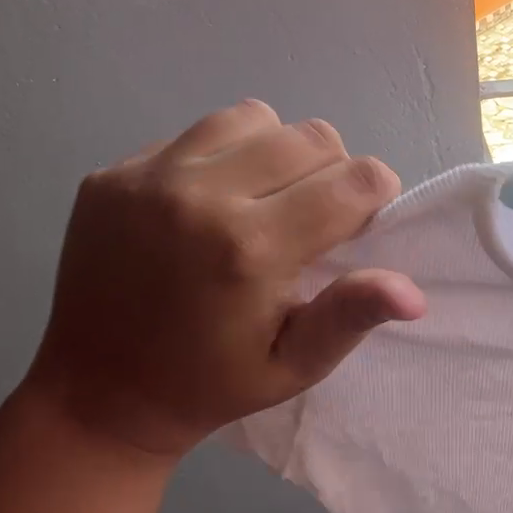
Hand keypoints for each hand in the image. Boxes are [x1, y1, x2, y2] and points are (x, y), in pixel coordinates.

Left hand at [21, 100, 424, 458]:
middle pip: (313, 137)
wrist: (97, 395)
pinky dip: (222, 157)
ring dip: (279, 152)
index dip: (378, 194)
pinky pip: (195, 133)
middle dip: (334, 172)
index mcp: (252, 248)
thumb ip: (351, 315)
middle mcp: (201, 196)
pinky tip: (209, 206)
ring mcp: (148, 177)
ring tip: (264, 200)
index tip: (363, 224)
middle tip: (315, 219)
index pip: (355, 179)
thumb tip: (415, 293)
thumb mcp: (295, 365)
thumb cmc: (213, 384)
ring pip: (255, 118)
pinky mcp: (112, 173)